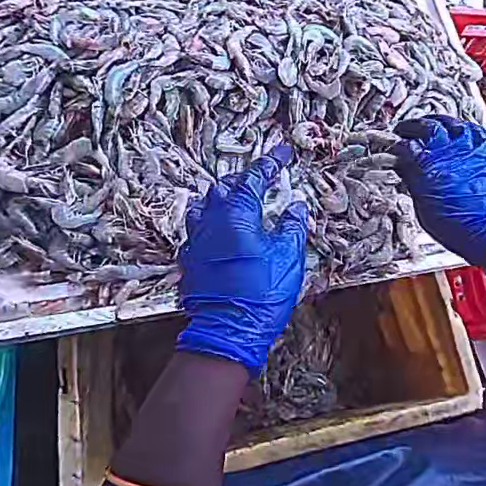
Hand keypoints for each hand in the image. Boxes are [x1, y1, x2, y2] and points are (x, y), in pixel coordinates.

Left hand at [175, 144, 309, 375]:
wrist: (227, 330)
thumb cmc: (259, 296)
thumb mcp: (287, 259)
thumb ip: (291, 228)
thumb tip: (295, 208)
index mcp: (236, 215)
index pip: (253, 178)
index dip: (270, 163)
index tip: (282, 154)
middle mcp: (211, 221)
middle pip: (225, 187)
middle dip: (245, 179)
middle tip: (263, 179)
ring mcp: (196, 239)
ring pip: (206, 205)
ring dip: (223, 198)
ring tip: (238, 200)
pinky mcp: (190, 258)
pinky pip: (198, 228)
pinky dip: (211, 221)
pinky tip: (220, 229)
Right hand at [392, 116, 485, 266]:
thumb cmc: (457, 226)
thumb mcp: (422, 205)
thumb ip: (412, 180)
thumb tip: (403, 166)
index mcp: (428, 166)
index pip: (405, 145)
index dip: (395, 144)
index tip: (391, 147)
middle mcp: (449, 152)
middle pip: (427, 127)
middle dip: (412, 126)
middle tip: (404, 130)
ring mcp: (469, 151)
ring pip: (451, 123)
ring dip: (437, 121)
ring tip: (429, 123)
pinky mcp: (485, 155)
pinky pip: (474, 132)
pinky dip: (463, 128)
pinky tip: (458, 130)